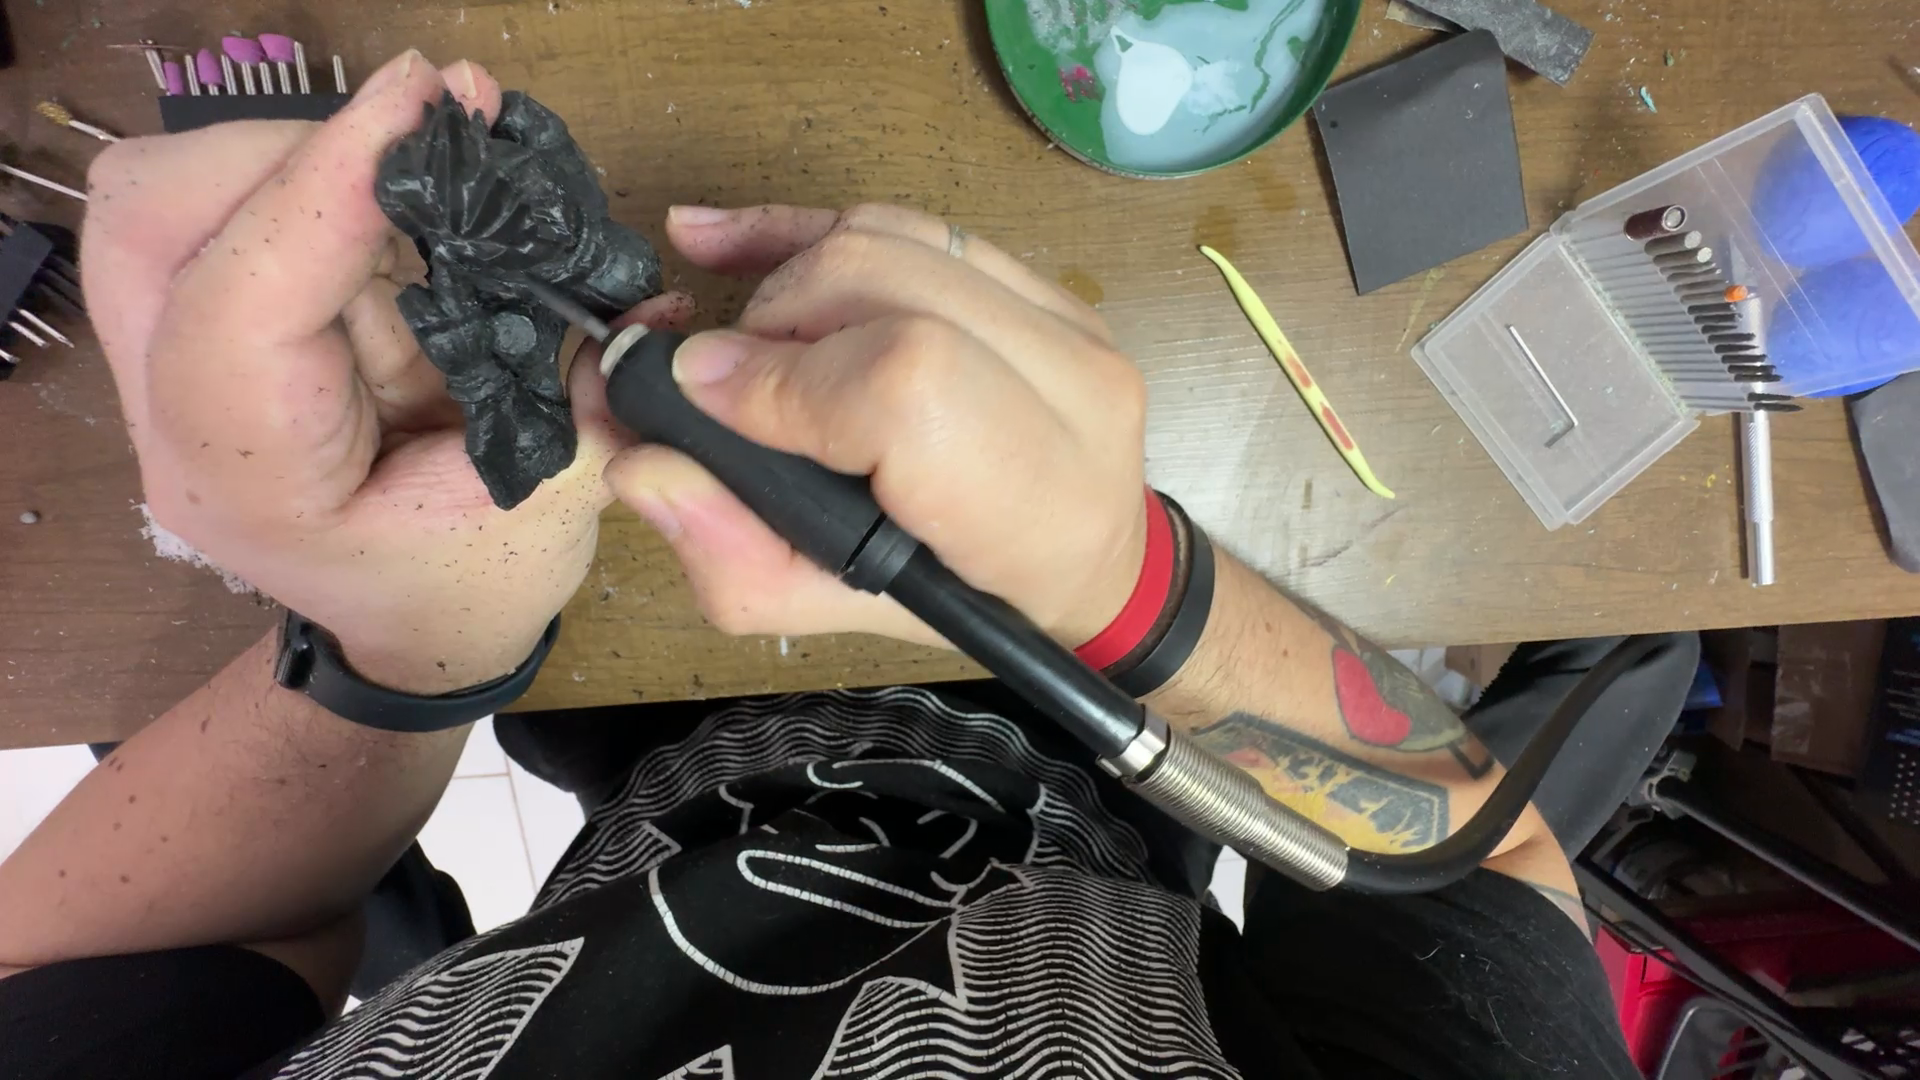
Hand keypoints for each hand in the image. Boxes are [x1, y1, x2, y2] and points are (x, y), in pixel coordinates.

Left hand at [85, 51, 689, 692]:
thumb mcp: (552, 502)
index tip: (428, 98)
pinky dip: (344, 200)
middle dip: (304, 149)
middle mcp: (182, 412)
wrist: (419, 631)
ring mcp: (191, 372)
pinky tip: (427, 206)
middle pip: (164, 215)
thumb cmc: (477, 590)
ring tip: (442, 161)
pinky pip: (258, 231)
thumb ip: (589, 395)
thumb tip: (654, 304)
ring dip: (322, 164)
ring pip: (195, 205)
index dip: (329, 183)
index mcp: (250, 475)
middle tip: (435, 132)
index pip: (240, 297)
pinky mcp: (236, 344)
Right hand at [608, 203, 1148, 647]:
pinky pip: (921, 225)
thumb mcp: (857, 616)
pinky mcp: (1047, 289)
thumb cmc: (983, 600)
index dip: (785, 380)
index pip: (902, 384)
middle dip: (772, 323)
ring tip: (742, 332)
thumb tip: (644, 465)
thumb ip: (747, 561)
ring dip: (789, 274)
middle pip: (887, 284)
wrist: (1089, 559)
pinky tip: (739, 241)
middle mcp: (1070, 390)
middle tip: (720, 380)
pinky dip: (819, 227)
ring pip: (894, 238)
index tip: (702, 395)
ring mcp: (1070, 323)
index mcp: (1032, 496)